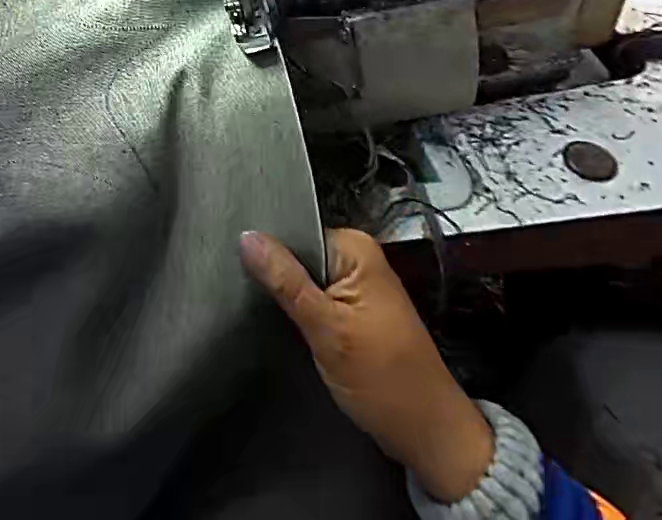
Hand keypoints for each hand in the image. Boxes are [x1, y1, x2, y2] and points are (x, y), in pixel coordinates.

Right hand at [240, 228, 493, 501]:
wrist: (425, 430)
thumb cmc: (382, 378)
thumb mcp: (326, 328)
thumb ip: (285, 280)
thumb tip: (247, 237)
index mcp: (356, 247)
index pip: (297, 231)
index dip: (268, 249)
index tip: (236, 264)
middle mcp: (358, 257)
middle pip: (299, 253)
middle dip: (274, 274)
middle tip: (245, 294)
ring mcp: (357, 285)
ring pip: (304, 278)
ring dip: (285, 296)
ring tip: (259, 310)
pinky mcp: (352, 310)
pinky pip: (315, 298)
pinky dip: (298, 311)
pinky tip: (281, 323)